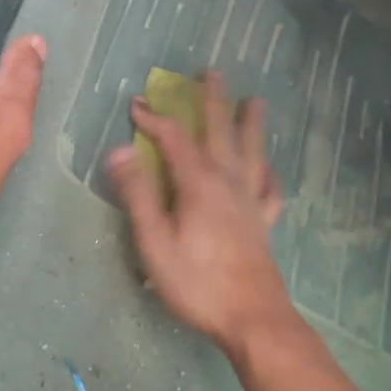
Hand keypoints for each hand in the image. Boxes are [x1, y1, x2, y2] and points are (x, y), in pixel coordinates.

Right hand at [109, 72, 292, 351]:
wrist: (253, 318)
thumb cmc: (197, 282)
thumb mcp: (155, 241)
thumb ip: (138, 194)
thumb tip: (120, 149)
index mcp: (198, 183)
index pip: (174, 138)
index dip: (154, 118)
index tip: (136, 103)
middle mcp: (228, 182)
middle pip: (221, 131)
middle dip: (213, 101)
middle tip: (212, 72)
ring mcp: (250, 201)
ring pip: (252, 151)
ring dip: (251, 124)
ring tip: (256, 101)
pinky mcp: (264, 222)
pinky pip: (270, 190)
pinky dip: (270, 175)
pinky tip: (270, 172)